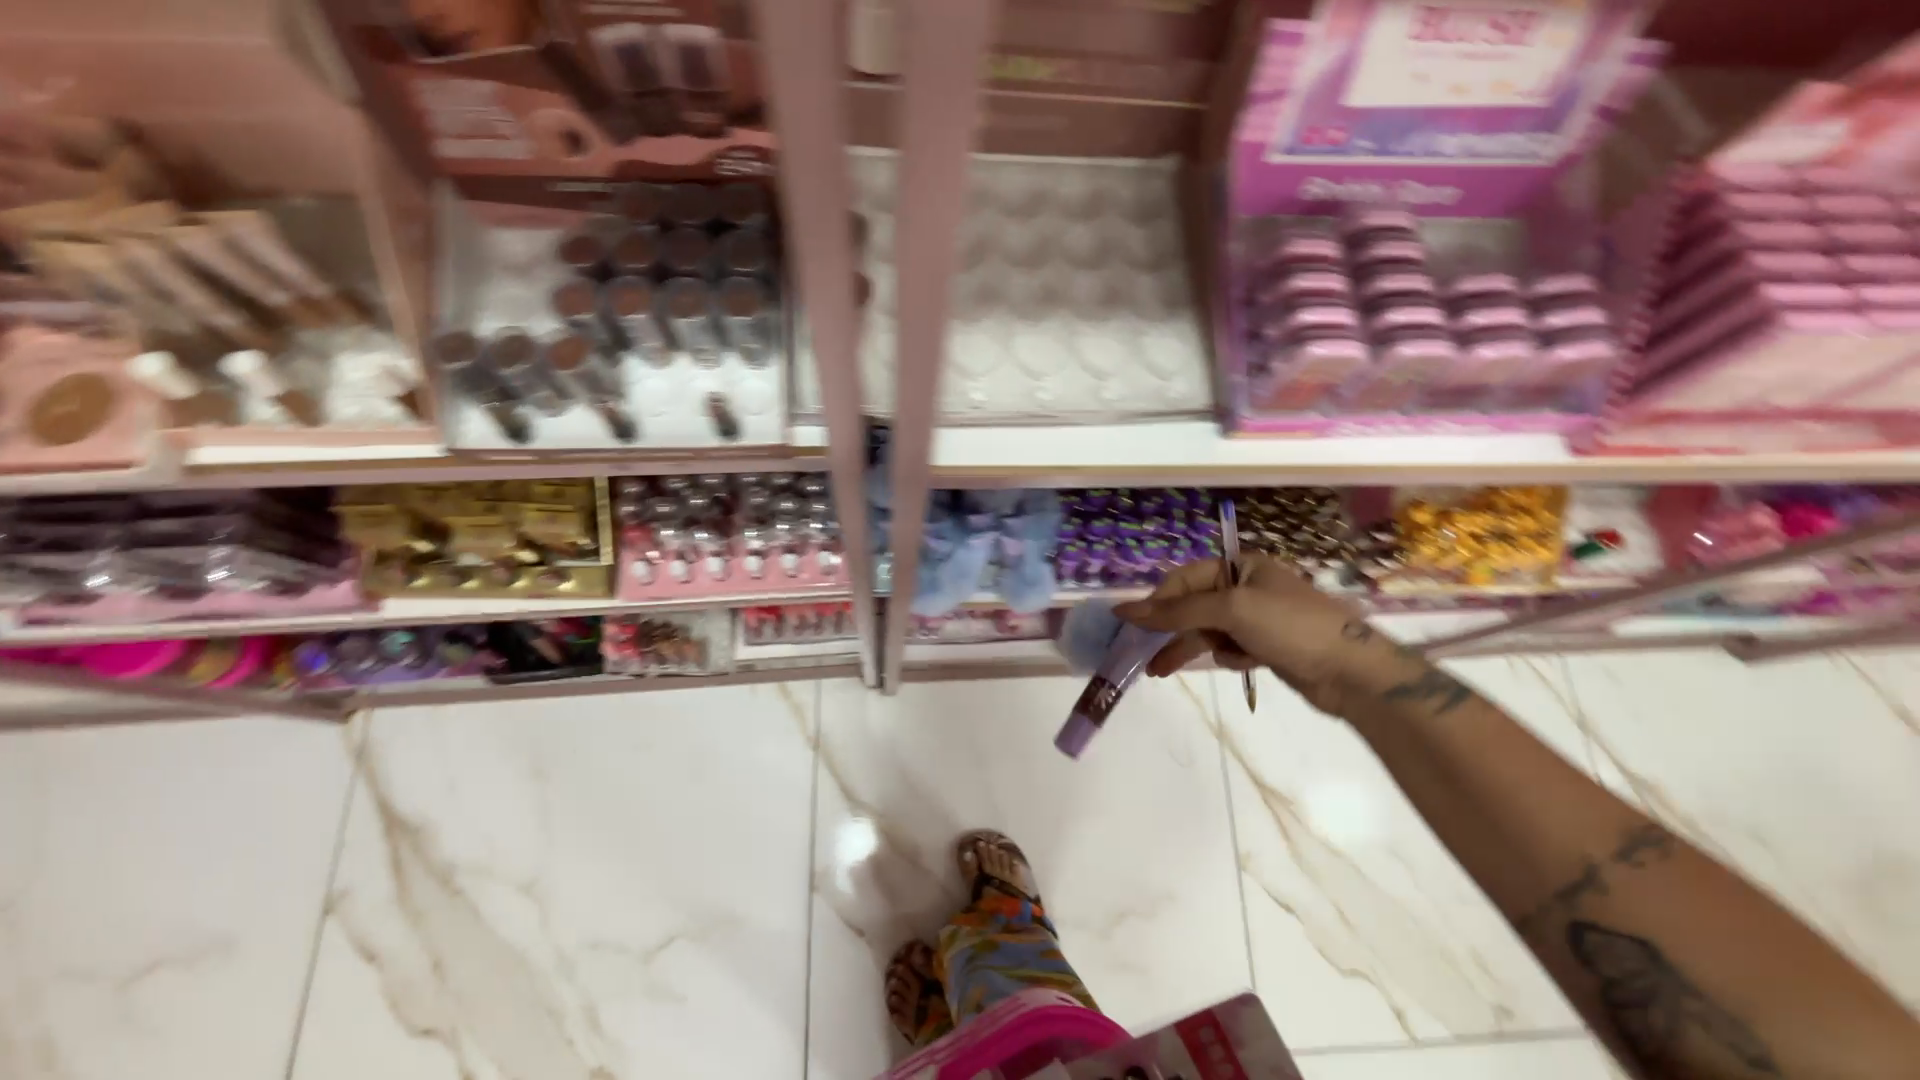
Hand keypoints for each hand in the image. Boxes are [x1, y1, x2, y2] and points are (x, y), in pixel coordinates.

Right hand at [1113, 554, 1371, 712]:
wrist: (1350, 671)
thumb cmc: (1290, 626)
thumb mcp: (1231, 610)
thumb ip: (1177, 611)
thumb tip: (1125, 610)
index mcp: (1243, 567)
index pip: (1186, 579)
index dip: (1158, 600)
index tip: (1132, 625)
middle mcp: (1248, 587)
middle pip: (1194, 605)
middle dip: (1170, 629)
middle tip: (1143, 654)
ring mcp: (1258, 618)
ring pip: (1209, 630)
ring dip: (1187, 648)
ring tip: (1159, 671)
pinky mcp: (1267, 646)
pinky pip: (1230, 648)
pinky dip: (1227, 657)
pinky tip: (1238, 666)